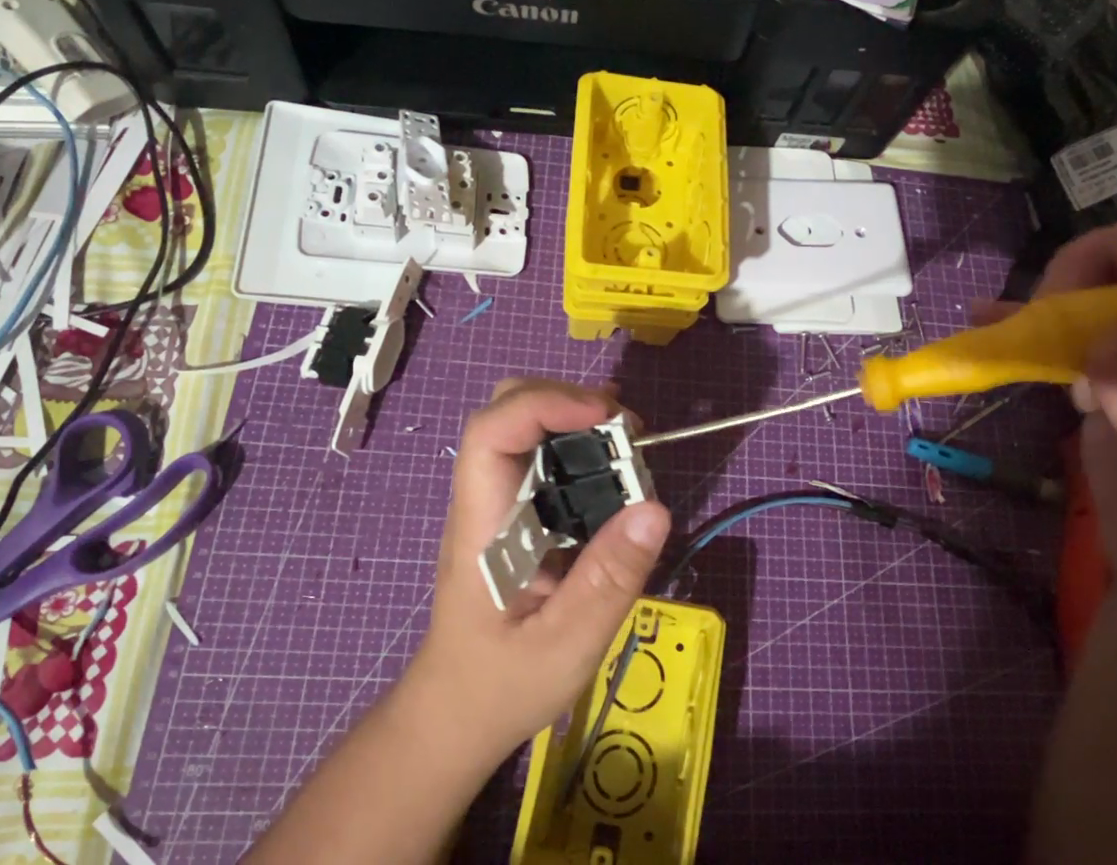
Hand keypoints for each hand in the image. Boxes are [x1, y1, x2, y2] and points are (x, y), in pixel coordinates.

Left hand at [402, 378, 670, 763]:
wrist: (459, 714)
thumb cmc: (503, 684)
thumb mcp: (566, 645)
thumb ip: (609, 580)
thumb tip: (656, 507)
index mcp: (483, 524)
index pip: (492, 431)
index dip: (546, 404)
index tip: (607, 416)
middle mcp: (486, 501)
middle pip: (505, 412)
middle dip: (565, 402)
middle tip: (626, 429)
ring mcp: (500, 507)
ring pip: (525, 429)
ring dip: (576, 421)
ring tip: (631, 445)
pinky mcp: (520, 518)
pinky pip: (545, 462)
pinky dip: (582, 450)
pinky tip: (617, 472)